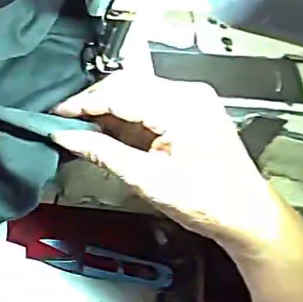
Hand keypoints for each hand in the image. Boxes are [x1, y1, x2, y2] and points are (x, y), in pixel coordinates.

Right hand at [52, 72, 302, 264]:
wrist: (248, 216)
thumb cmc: (209, 202)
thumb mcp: (146, 179)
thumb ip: (102, 153)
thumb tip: (65, 137)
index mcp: (181, 106)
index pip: (118, 93)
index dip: (81, 104)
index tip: (54, 116)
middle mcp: (188, 94)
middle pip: (124, 84)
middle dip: (90, 102)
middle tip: (62, 122)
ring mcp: (191, 100)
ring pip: (133, 91)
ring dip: (105, 108)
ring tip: (80, 129)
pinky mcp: (189, 110)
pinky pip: (146, 102)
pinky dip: (123, 115)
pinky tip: (107, 131)